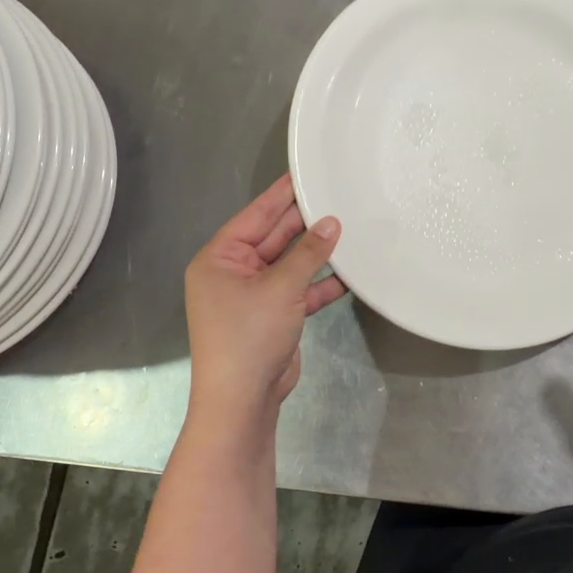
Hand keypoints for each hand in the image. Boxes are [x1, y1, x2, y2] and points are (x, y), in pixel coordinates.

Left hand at [184, 174, 345, 429]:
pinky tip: (349, 272)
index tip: (307, 173)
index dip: (282, 195)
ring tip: (352, 228)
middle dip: (306, 223)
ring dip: (318, 253)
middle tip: (339, 196)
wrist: (243, 398)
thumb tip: (331, 222)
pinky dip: (321, 282)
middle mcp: (234, 272)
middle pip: (275, 238)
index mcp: (220, 258)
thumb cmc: (249, 335)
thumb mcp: (280, 288)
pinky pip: (300, 289)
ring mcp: (255, 295)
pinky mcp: (275, 315)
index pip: (256, 216)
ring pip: (291, 263)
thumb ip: (308, 253)